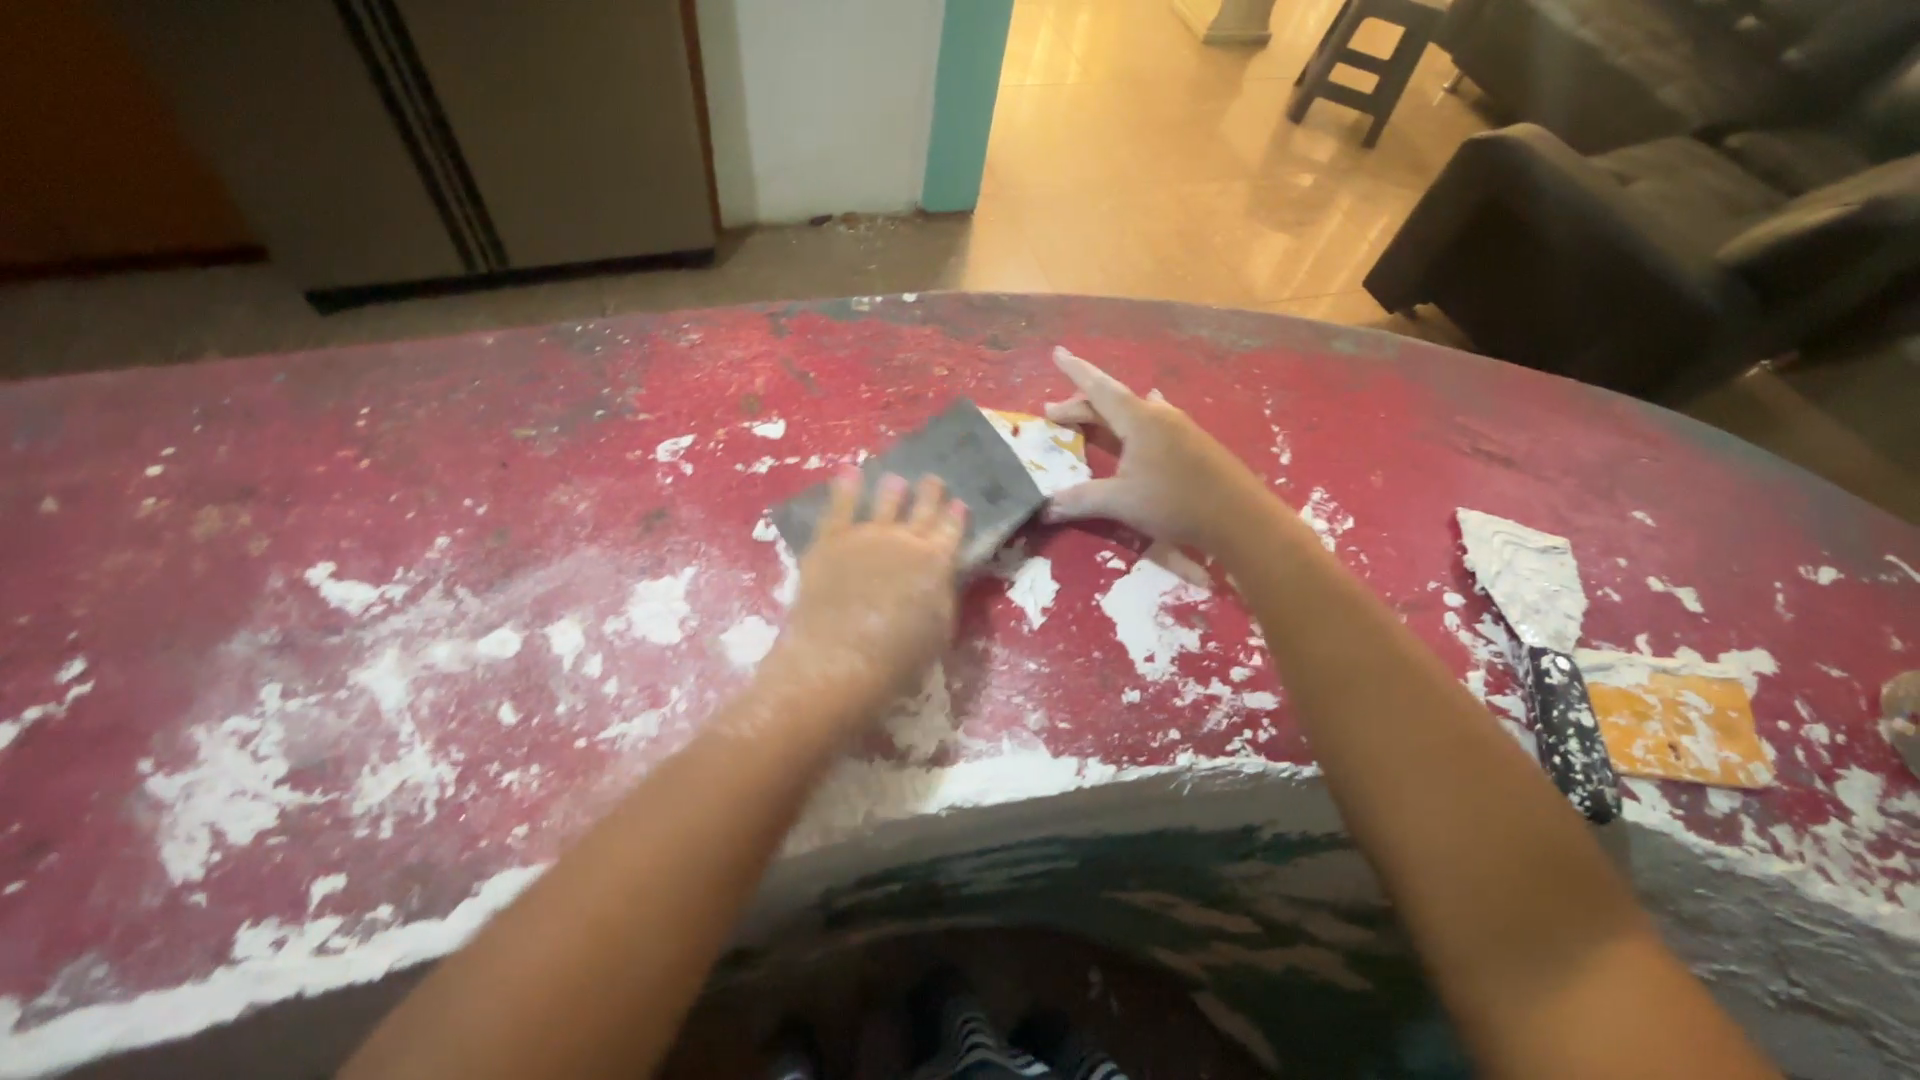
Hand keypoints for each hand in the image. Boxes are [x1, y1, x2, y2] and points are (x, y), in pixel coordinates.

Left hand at [758, 470, 966, 727]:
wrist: (842, 657)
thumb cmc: (899, 658)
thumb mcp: (939, 630)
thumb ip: (941, 596)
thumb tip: (939, 579)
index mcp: (937, 563)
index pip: (952, 530)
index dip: (956, 516)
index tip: (959, 503)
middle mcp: (906, 540)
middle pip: (922, 509)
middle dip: (930, 493)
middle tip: (933, 479)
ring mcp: (867, 536)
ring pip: (884, 503)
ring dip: (891, 490)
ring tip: (895, 479)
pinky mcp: (831, 540)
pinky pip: (840, 507)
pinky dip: (845, 488)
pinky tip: (847, 473)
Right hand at [1043, 348, 1271, 551]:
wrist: (1239, 517)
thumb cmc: (1175, 502)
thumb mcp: (1121, 502)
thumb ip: (1080, 500)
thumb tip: (1045, 507)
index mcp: (1138, 419)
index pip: (1099, 388)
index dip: (1075, 371)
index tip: (1058, 352)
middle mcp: (1159, 415)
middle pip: (1113, 401)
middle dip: (1081, 406)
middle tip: (1054, 415)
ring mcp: (1179, 428)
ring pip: (1135, 411)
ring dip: (1108, 414)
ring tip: (1092, 417)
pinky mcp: (1193, 445)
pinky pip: (1154, 421)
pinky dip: (1135, 420)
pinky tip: (1148, 414)